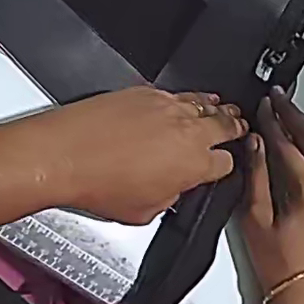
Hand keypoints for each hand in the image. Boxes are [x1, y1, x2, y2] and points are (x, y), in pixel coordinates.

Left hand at [11, 86, 246, 224]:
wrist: (64, 154)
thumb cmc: (96, 183)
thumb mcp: (142, 211)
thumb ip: (168, 197)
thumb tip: (170, 188)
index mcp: (194, 165)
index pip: (225, 163)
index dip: (225, 165)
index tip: (221, 164)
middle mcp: (186, 131)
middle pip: (224, 124)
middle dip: (233, 127)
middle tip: (238, 126)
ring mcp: (166, 108)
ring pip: (204, 103)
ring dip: (216, 107)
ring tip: (224, 108)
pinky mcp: (144, 92)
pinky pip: (175, 93)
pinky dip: (186, 97)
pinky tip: (187, 99)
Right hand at [239, 89, 303, 298]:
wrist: (303, 290)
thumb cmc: (280, 262)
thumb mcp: (255, 217)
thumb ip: (255, 175)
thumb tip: (255, 144)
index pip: (287, 144)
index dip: (272, 122)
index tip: (262, 106)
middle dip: (293, 114)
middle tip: (278, 98)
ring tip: (295, 111)